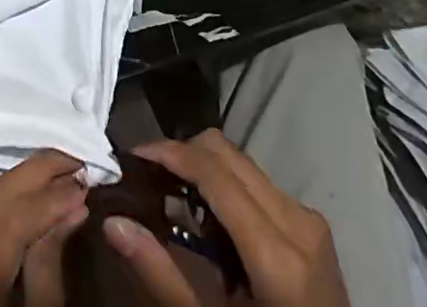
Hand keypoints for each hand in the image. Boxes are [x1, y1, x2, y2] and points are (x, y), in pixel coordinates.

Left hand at [0, 150, 89, 306]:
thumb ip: (51, 266)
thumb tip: (74, 204)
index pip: (11, 221)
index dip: (51, 196)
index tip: (88, 181)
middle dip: (40, 172)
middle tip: (81, 160)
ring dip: (29, 178)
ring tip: (67, 170)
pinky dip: (15, 197)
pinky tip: (40, 193)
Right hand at [102, 130, 350, 306]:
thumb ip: (161, 274)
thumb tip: (114, 224)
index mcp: (276, 253)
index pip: (216, 174)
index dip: (172, 153)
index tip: (133, 154)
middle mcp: (297, 219)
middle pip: (229, 154)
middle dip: (183, 153)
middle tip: (146, 172)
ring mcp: (309, 218)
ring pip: (245, 163)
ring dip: (205, 166)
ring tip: (170, 192)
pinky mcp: (312, 222)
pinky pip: (261, 183)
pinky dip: (227, 184)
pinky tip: (207, 216)